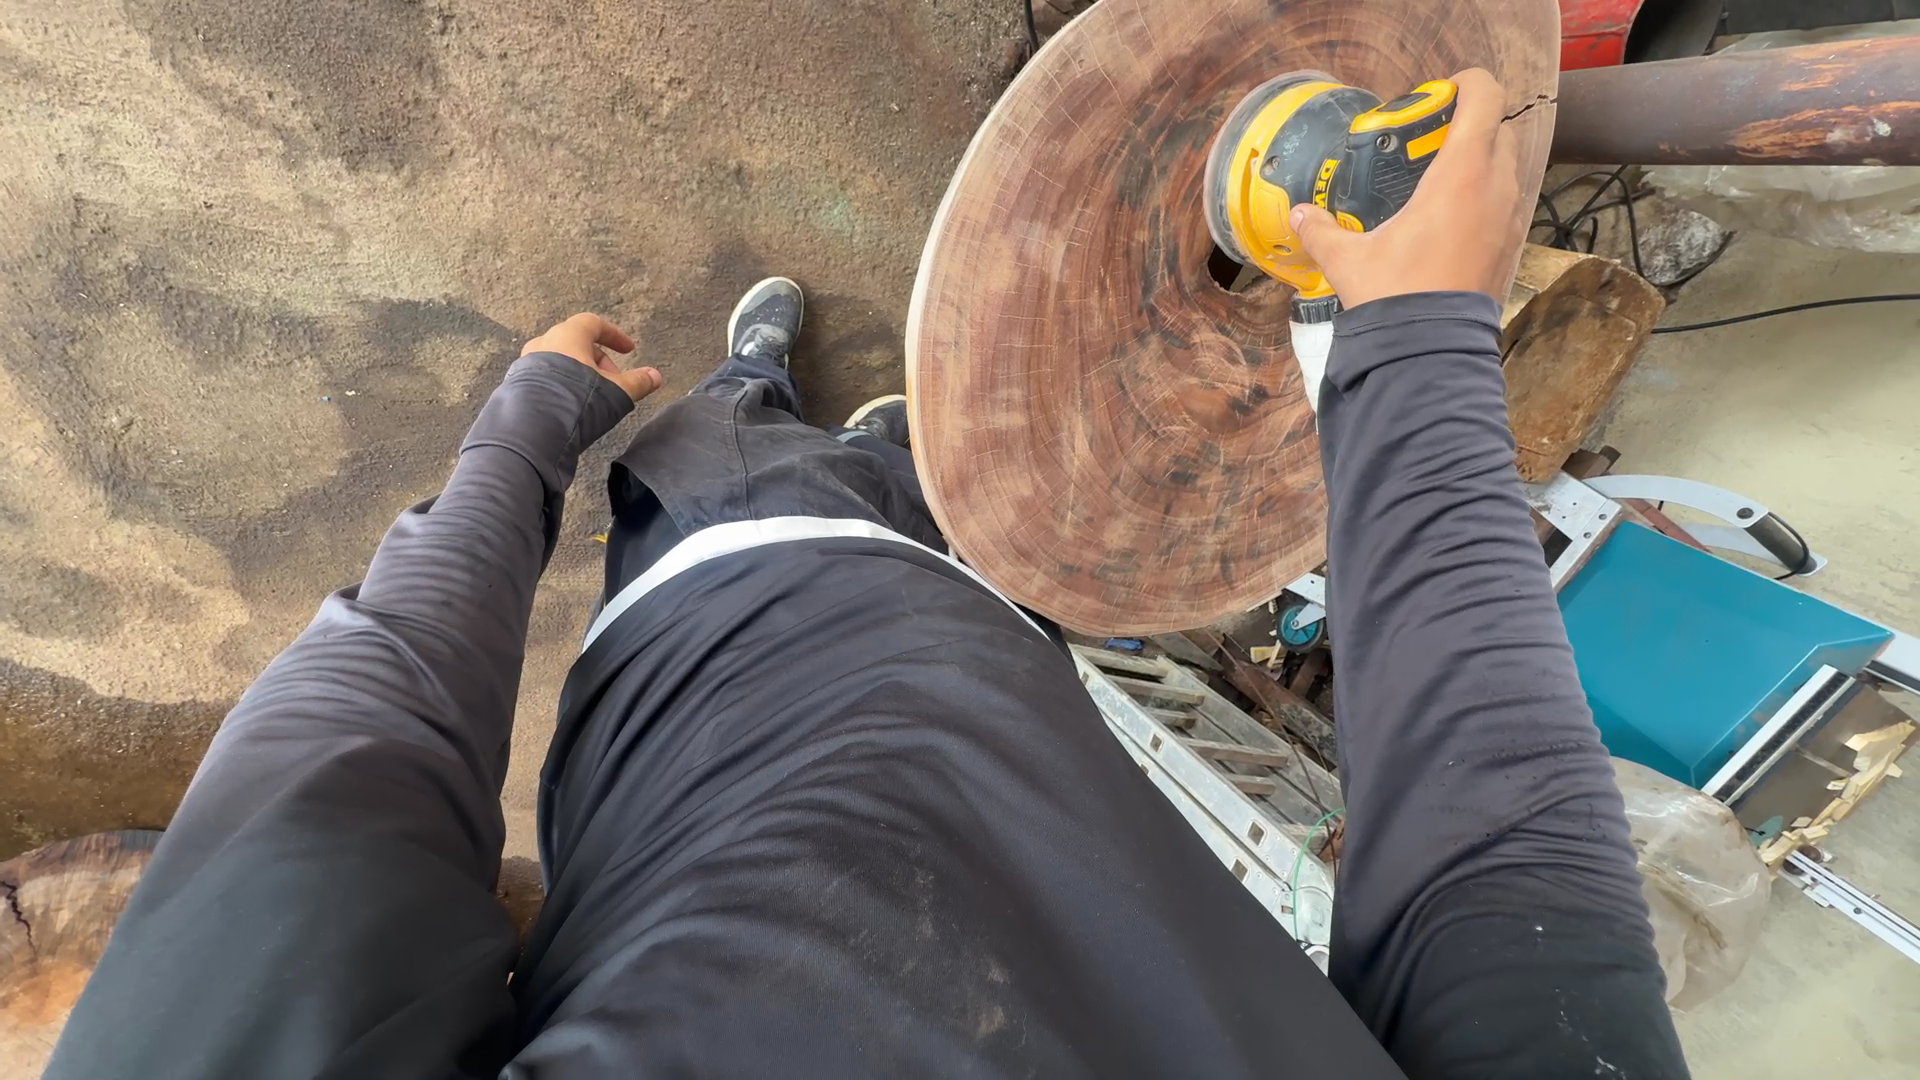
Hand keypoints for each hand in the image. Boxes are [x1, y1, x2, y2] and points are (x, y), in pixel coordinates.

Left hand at [521, 313, 662, 400]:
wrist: (534, 424)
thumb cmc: (580, 397)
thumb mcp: (617, 391)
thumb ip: (638, 382)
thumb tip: (656, 376)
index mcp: (569, 336)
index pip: (593, 324)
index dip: (614, 336)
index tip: (629, 350)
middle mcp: (545, 342)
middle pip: (577, 343)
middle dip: (600, 361)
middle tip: (613, 382)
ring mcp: (527, 362)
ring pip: (561, 360)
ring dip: (581, 373)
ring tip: (594, 396)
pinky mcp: (517, 383)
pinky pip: (547, 376)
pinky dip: (564, 384)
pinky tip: (573, 405)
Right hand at [1288, 68, 1525, 308]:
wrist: (1428, 346)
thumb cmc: (1393, 293)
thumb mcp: (1346, 261)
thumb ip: (1321, 232)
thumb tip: (1298, 215)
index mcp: (1459, 175)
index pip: (1484, 98)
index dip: (1465, 84)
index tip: (1438, 95)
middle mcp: (1494, 185)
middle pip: (1494, 130)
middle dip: (1464, 126)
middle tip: (1424, 145)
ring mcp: (1508, 214)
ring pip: (1501, 165)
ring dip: (1473, 163)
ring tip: (1432, 185)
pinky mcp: (1508, 242)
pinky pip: (1501, 201)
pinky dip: (1479, 197)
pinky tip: (1444, 223)